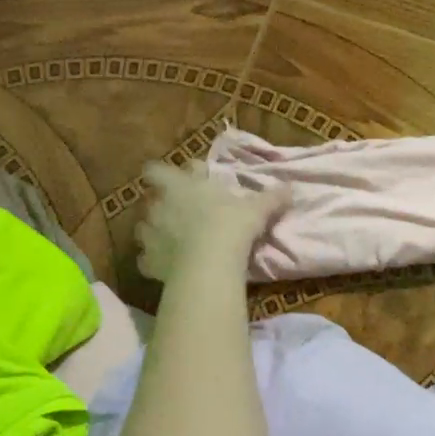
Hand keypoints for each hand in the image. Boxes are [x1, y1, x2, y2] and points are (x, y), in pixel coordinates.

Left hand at [135, 161, 289, 280]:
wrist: (210, 265)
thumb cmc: (230, 226)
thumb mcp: (257, 210)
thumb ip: (272, 198)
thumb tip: (290, 188)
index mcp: (179, 186)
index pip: (157, 169)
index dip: (164, 173)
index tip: (178, 179)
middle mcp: (158, 206)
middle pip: (151, 199)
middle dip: (164, 205)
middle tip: (184, 213)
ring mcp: (150, 235)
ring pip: (144, 228)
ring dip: (156, 232)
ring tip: (174, 240)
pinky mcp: (149, 262)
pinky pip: (146, 260)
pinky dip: (155, 261)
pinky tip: (169, 266)